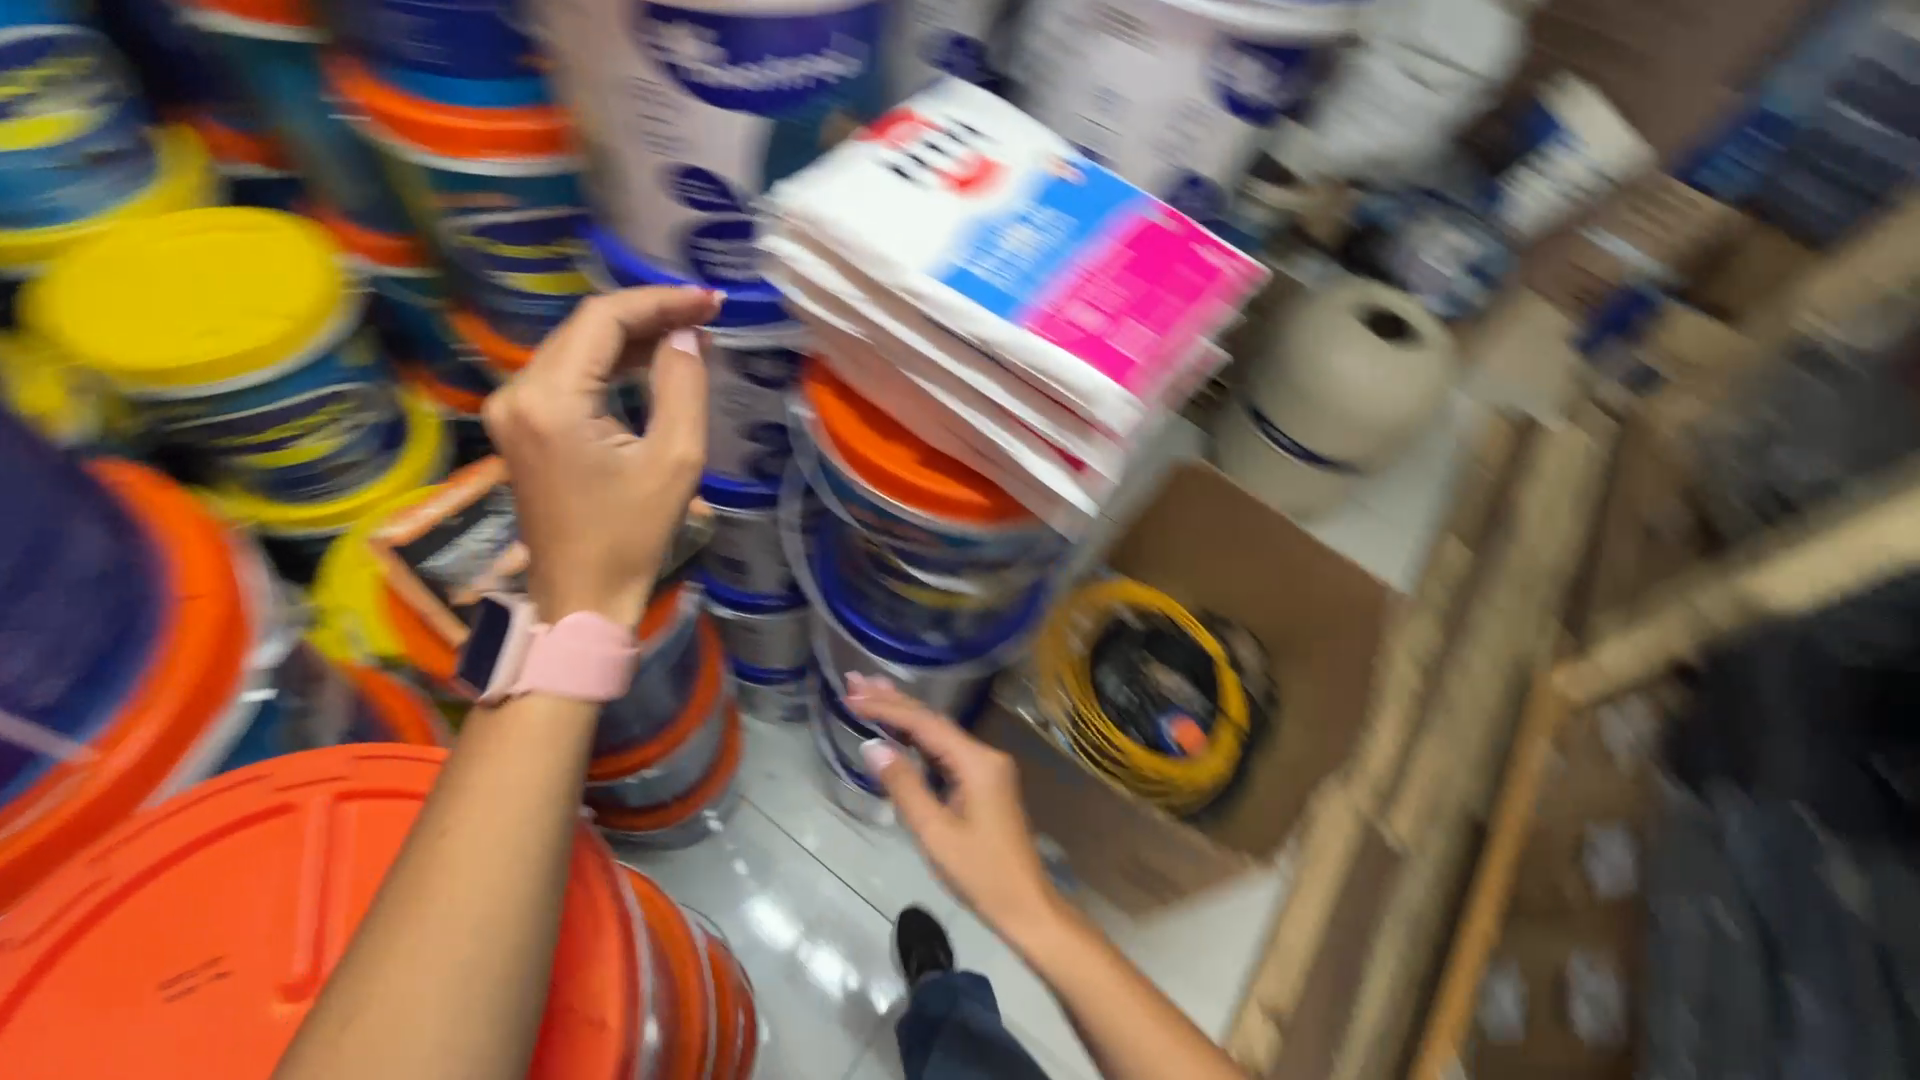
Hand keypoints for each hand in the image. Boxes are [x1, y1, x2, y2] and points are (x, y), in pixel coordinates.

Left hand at [483, 287, 722, 625]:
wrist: (581, 596)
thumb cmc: (632, 536)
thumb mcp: (676, 460)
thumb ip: (682, 386)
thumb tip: (684, 336)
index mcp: (552, 400)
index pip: (603, 320)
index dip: (659, 301)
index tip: (708, 300)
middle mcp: (517, 393)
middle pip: (584, 328)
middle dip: (646, 314)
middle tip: (703, 313)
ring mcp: (510, 410)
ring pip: (574, 348)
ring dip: (627, 337)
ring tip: (684, 332)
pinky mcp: (517, 427)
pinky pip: (565, 376)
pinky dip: (607, 364)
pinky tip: (645, 362)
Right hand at [847, 673, 1064, 938]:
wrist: (1025, 905)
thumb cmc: (980, 873)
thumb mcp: (934, 832)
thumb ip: (904, 785)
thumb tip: (872, 746)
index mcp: (977, 762)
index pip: (925, 724)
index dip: (886, 707)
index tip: (852, 695)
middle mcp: (984, 755)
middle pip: (933, 721)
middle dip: (893, 699)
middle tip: (855, 679)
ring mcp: (986, 768)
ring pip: (939, 733)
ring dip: (903, 714)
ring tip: (869, 693)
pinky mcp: (983, 782)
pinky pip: (945, 751)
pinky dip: (918, 738)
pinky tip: (899, 731)